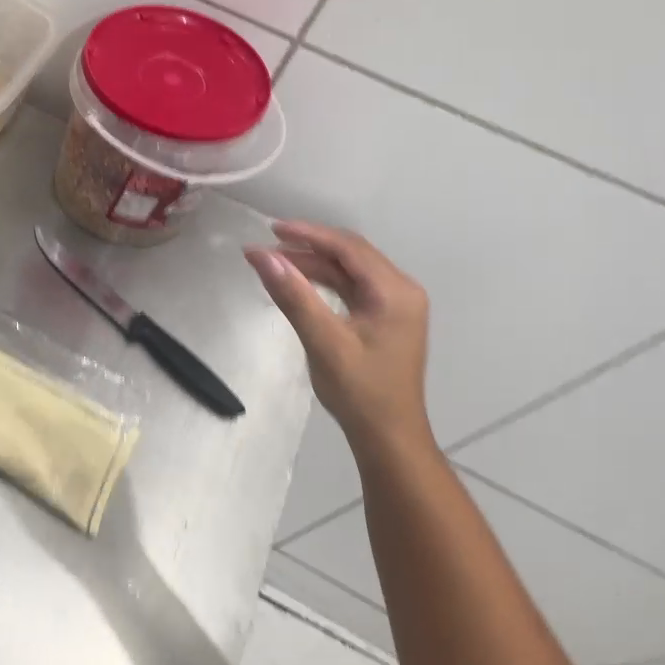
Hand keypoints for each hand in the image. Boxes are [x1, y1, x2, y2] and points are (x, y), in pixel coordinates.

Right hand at [245, 221, 433, 448]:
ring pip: (350, 271)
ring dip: (313, 264)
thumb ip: (294, 296)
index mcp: (394, 291)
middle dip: (307, 247)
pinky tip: (298, 285)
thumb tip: (263, 257)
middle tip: (265, 249)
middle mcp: (400, 290)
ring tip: (274, 264)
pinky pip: (352, 288)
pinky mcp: (385, 319)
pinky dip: (324, 282)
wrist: (388, 434)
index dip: (308, 234)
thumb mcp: (323, 341)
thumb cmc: (359, 390)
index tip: (269, 230)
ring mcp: (395, 306)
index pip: (348, 247)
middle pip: (350, 254)